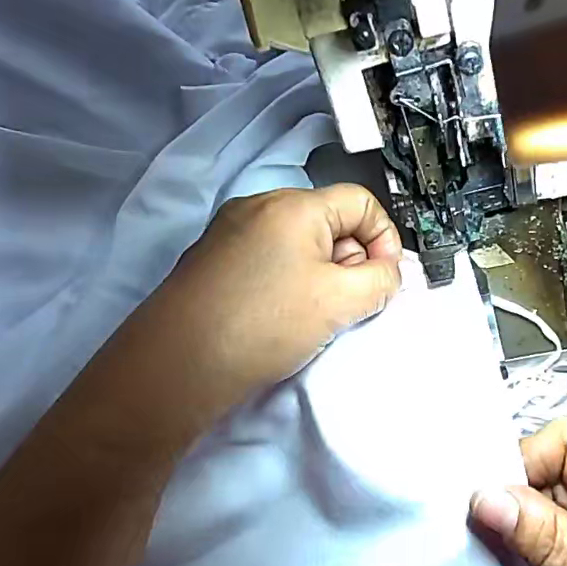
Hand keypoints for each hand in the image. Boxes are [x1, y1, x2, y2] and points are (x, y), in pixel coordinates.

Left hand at [102, 184, 403, 424]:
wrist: (179, 363)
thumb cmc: (264, 324)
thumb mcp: (340, 302)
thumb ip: (381, 280)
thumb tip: (387, 271)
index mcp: (292, 204)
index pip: (361, 202)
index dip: (385, 239)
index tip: (383, 281)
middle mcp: (257, 206)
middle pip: (328, 221)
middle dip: (349, 260)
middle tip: (343, 304)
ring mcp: (229, 232)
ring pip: (297, 244)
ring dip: (317, 275)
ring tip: (306, 316)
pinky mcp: (211, 259)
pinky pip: (266, 259)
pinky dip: (284, 282)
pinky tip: (275, 317)